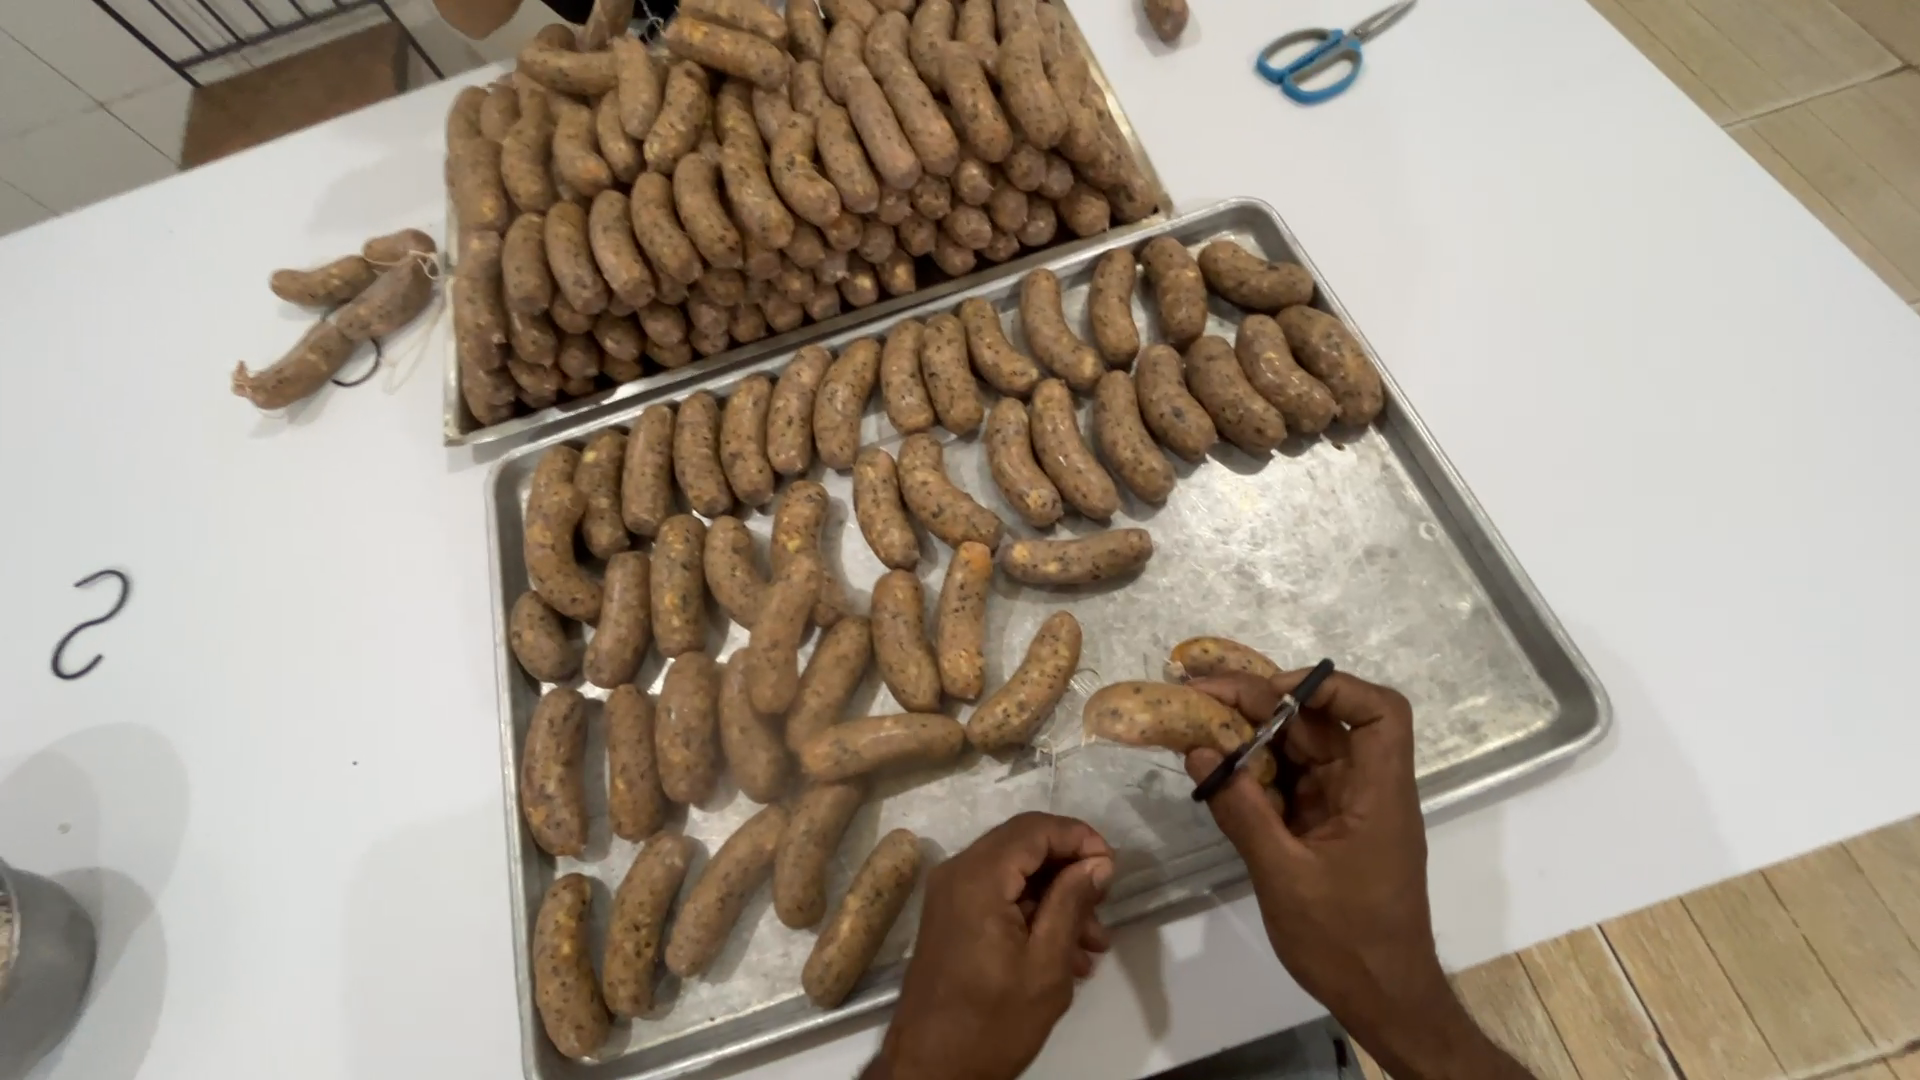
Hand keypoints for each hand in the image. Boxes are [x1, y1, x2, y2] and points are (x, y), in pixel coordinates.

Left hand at [862, 812, 1114, 1079]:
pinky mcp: (950, 912)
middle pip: (1023, 843)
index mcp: (978, 877)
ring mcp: (950, 891)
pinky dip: (1030, 908)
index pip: (1034, 829)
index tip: (1111, 866)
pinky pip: (997, 891)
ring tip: (1093, 941)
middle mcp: (958, 870)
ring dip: (1054, 893)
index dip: (1078, 837)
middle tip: (1103, 903)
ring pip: (1013, 868)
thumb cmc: (991, 1023)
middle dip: (1069, 867)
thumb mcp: (1045, 966)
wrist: (931, 1071)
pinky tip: (1064, 950)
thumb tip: (1098, 860)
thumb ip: (1072, 903)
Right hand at [1188, 670, 1531, 1079]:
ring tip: (1198, 719)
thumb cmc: (1346, 941)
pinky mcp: (1322, 821)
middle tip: (1202, 693)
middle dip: (1262, 702)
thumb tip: (1198, 752)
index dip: (1332, 686)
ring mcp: (1343, 804)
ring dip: (1251, 731)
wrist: (1381, 1000)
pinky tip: (1215, 765)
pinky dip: (1252, 766)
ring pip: (1299, 745)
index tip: (1273, 691)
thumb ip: (1241, 811)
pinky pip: (1287, 776)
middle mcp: (1364, 787)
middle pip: (1321, 721)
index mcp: (1377, 793)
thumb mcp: (1284, 876)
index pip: (1379, 712)